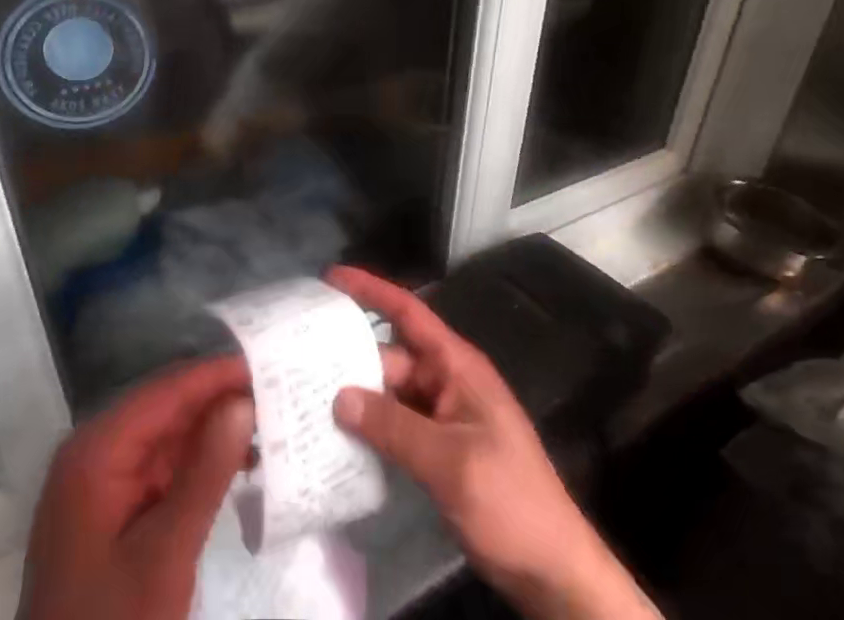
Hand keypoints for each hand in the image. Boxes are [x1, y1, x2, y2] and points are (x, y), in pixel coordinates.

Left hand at [20, 356, 253, 619]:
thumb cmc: (112, 619)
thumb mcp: (165, 550)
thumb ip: (206, 472)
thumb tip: (243, 401)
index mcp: (98, 450)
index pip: (167, 391)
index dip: (219, 374)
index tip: (272, 364)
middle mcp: (97, 450)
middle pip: (168, 407)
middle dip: (222, 399)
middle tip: (283, 393)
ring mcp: (104, 477)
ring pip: (170, 433)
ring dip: (218, 429)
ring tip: (275, 423)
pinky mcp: (116, 503)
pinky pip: (165, 464)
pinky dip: (202, 460)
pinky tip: (243, 462)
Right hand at [325, 266, 661, 619]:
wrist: (550, 566)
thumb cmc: (509, 501)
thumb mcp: (450, 461)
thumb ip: (394, 427)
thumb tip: (338, 396)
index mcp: (458, 369)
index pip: (411, 315)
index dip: (372, 291)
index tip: (330, 277)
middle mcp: (446, 384)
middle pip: (389, 359)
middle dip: (347, 358)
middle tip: (293, 362)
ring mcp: (441, 418)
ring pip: (387, 395)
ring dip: (352, 398)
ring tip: (299, 398)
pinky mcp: (435, 450)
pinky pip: (393, 427)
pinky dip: (366, 429)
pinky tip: (331, 439)